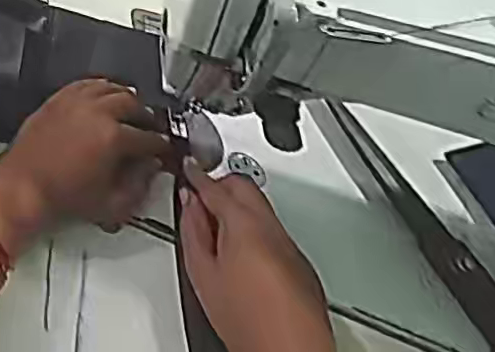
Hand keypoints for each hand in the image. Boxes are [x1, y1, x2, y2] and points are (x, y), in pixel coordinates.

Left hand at [0, 80, 169, 247]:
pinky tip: (103, 96)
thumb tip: (150, 167)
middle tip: (152, 127)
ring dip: (125, 97)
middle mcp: (94, 112)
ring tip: (132, 109)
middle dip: (147, 117)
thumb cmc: (63, 195)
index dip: (162, 145)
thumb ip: (140, 184)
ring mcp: (74, 101)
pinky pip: (84, 83)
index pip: (149, 137)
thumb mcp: (114, 203)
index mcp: (113, 137)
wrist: (25, 184)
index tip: (164, 149)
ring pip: (109, 87)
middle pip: (132, 103)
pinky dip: (99, 87)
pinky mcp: (57, 98)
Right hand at [180, 161, 332, 351]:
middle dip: (221, 186)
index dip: (196, 174)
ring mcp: (293, 251)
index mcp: (245, 225)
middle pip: (245, 187)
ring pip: (262, 210)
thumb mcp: (201, 271)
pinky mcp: (305, 270)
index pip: (215, 185)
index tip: (188, 169)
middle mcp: (274, 231)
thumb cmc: (249, 324)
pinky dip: (257, 233)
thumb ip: (191, 228)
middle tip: (202, 200)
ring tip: (220, 235)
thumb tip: (189, 204)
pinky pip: (276, 234)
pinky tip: (244, 258)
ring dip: (240, 211)